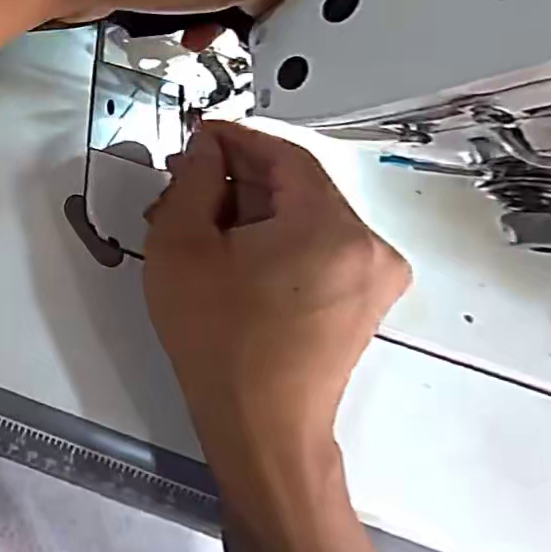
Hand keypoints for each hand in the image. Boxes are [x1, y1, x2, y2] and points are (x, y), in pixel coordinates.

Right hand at [142, 121, 408, 449]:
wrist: (256, 420)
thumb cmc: (220, 339)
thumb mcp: (180, 242)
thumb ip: (190, 181)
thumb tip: (203, 151)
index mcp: (332, 229)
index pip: (284, 154)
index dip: (234, 136)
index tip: (199, 131)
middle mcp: (367, 249)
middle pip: (294, 184)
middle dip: (232, 175)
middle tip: (182, 176)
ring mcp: (370, 277)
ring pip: (299, 214)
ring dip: (244, 205)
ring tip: (190, 216)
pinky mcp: (359, 298)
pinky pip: (310, 242)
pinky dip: (265, 232)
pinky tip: (220, 244)